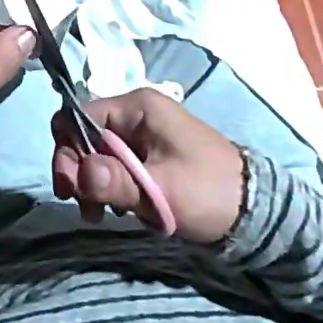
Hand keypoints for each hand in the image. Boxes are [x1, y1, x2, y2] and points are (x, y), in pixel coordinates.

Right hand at [51, 88, 244, 243]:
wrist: (254, 211)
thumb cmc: (208, 192)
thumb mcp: (161, 189)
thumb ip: (117, 180)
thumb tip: (79, 173)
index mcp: (138, 107)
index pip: (78, 116)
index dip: (67, 151)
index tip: (72, 189)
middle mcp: (137, 114)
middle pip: (84, 137)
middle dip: (81, 173)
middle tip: (90, 210)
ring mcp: (144, 134)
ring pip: (98, 154)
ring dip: (95, 184)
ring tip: (106, 215)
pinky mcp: (150, 155)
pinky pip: (116, 166)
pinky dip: (113, 187)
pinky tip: (124, 209)